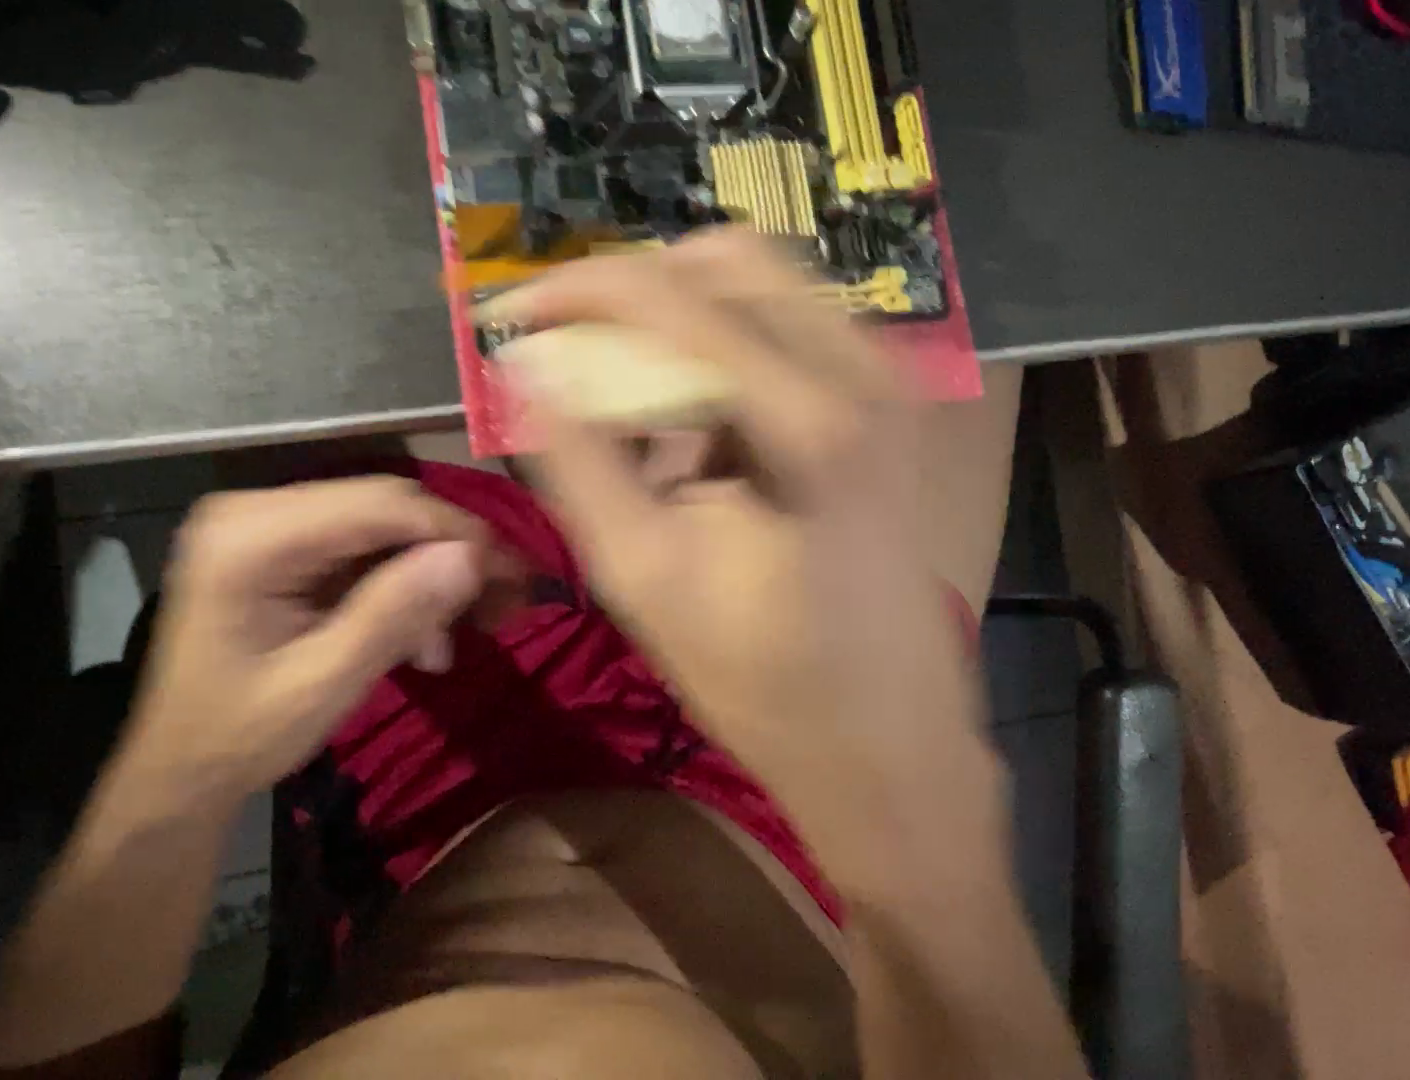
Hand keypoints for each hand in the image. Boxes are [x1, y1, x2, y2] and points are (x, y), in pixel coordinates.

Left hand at [114, 477, 492, 809]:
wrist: (179, 772)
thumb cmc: (239, 735)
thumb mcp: (324, 683)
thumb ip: (394, 614)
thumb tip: (471, 557)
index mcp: (252, 537)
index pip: (381, 506)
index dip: (457, 533)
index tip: (515, 573)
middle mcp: (257, 511)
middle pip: (386, 508)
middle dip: (452, 554)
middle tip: (506, 602)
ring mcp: (269, 527)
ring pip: (384, 527)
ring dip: (431, 577)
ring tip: (459, 638)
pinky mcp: (283, 549)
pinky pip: (365, 550)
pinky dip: (402, 589)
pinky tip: (423, 640)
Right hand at [494, 231, 977, 803]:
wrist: (891, 748)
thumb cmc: (765, 686)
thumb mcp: (645, 579)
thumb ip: (579, 460)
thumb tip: (527, 367)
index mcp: (809, 420)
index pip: (674, 295)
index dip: (579, 290)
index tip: (515, 318)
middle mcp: (865, 376)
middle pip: (732, 260)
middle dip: (638, 292)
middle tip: (576, 353)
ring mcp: (892, 391)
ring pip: (769, 292)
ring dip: (685, 324)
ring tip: (632, 402)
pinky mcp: (894, 417)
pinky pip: (798, 339)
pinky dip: (730, 357)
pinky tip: (698, 434)